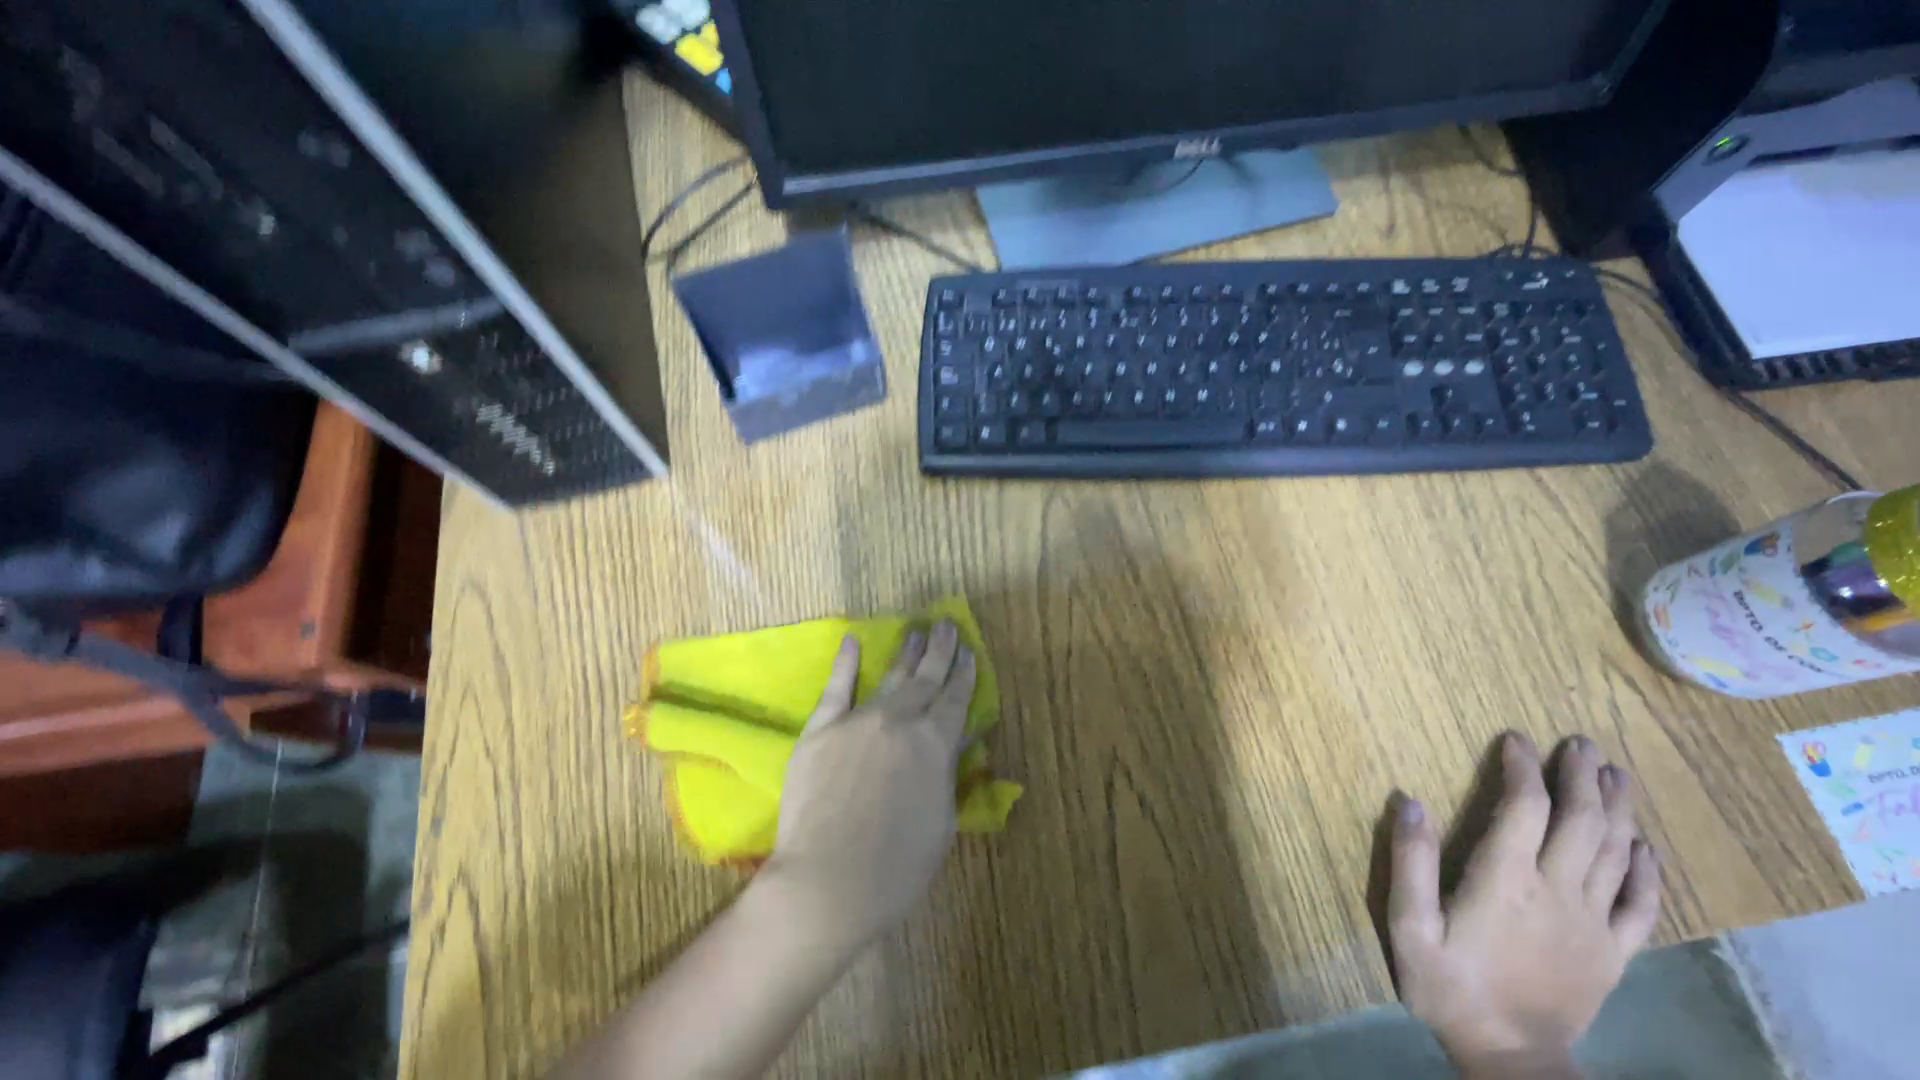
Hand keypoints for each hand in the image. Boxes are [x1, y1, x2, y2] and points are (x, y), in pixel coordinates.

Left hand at [765, 620, 975, 949]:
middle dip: (939, 651)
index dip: (964, 675)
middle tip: (947, 625)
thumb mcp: (942, 822)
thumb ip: (947, 775)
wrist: (830, 880)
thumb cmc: (898, 866)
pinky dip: (846, 663)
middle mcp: (901, 721)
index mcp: (936, 744)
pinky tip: (853, 642)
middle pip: (925, 679)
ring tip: (916, 631)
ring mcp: (858, 721)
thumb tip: (958, 741)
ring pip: (889, 678)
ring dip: (905, 653)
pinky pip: (836, 688)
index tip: (969, 653)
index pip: (956, 700)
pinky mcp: (821, 730)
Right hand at [1387, 732, 1660, 1076]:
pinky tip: (1646, 848)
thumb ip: (1409, 863)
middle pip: (1581, 820)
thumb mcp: (1410, 928)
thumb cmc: (1450, 987)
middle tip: (1581, 743)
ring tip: (1615, 774)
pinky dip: (1648, 871)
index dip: (1523, 768)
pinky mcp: (1614, 951)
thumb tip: (1410, 802)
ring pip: (1616, 852)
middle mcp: (1557, 890)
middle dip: (1581, 776)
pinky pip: (1641, 904)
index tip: (1516, 738)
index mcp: (1506, 879)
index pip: (1524, 807)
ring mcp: (1592, 921)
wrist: (1510, 1057)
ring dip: (1618, 808)